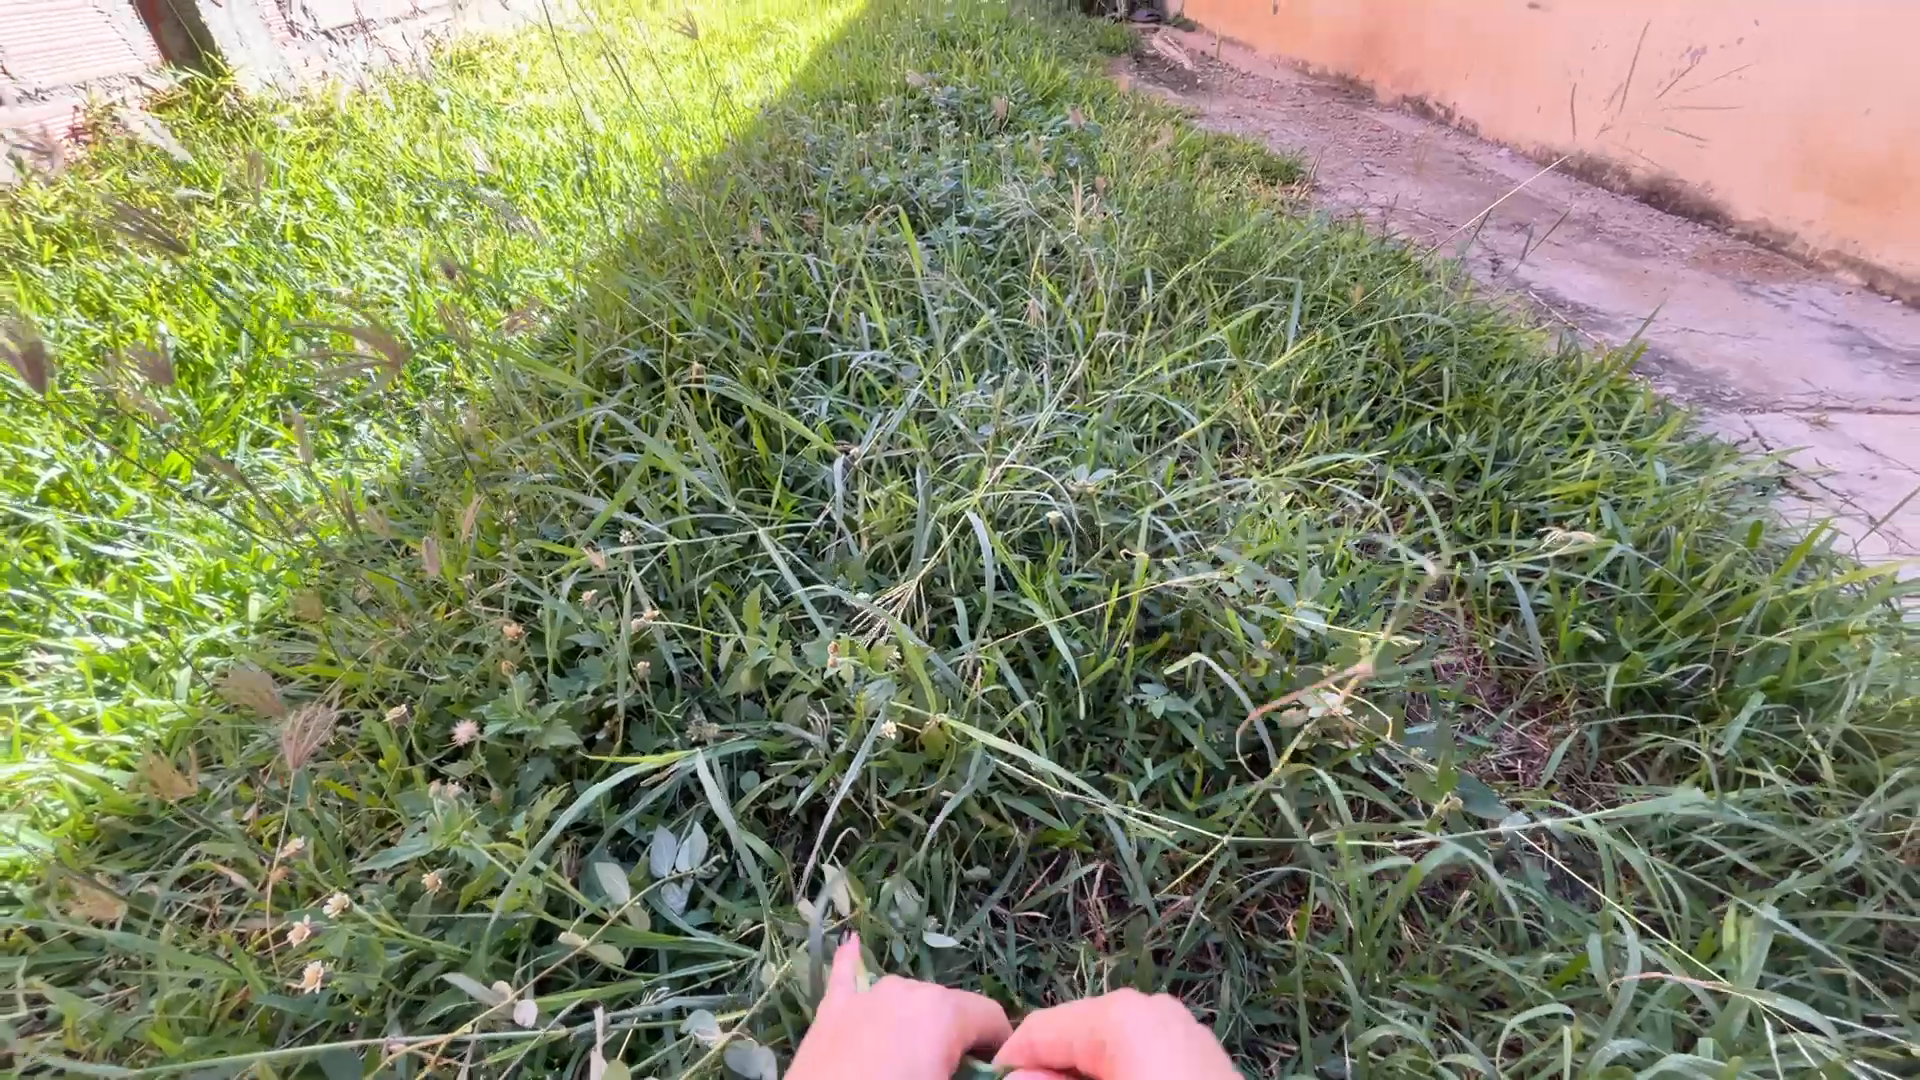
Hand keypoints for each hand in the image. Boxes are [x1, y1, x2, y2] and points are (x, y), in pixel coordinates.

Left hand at [787, 935, 1012, 1079]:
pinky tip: (852, 944)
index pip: (993, 1017)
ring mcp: (867, 995)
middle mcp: (909, 989)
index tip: (991, 1078)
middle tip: (947, 1076)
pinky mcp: (831, 1009)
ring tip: (910, 1064)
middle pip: (951, 1010)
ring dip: (919, 1024)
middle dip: (958, 1041)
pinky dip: (853, 963)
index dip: (999, 1052)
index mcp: (943, 1012)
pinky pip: (847, 975)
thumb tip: (1013, 1075)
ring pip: (909, 999)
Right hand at [994, 988, 1238, 1079]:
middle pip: (1074, 1037)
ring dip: (1083, 1078)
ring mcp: (1182, 1032)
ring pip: (1107, 1051)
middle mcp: (1150, 1008)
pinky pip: (1141, 1062)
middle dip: (1052, 1072)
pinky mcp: (1203, 1062)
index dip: (1012, 1063)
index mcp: (1121, 1015)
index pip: (1041, 1028)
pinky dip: (1119, 1079)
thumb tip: (1016, 1079)